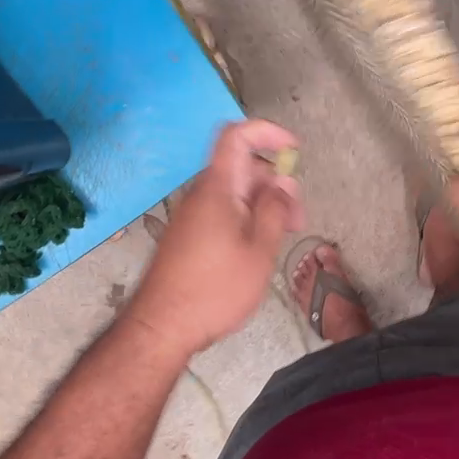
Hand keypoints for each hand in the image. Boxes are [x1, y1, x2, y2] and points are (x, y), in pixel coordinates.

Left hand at [123, 119, 303, 356]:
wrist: (162, 326)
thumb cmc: (214, 289)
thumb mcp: (259, 249)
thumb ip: (275, 209)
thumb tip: (282, 182)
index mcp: (217, 188)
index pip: (237, 136)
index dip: (267, 132)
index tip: (293, 150)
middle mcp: (201, 194)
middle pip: (241, 166)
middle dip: (275, 181)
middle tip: (297, 217)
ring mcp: (192, 214)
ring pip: (234, 191)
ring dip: (263, 204)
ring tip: (283, 236)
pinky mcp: (189, 234)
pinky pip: (223, 210)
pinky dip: (246, 218)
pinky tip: (258, 248)